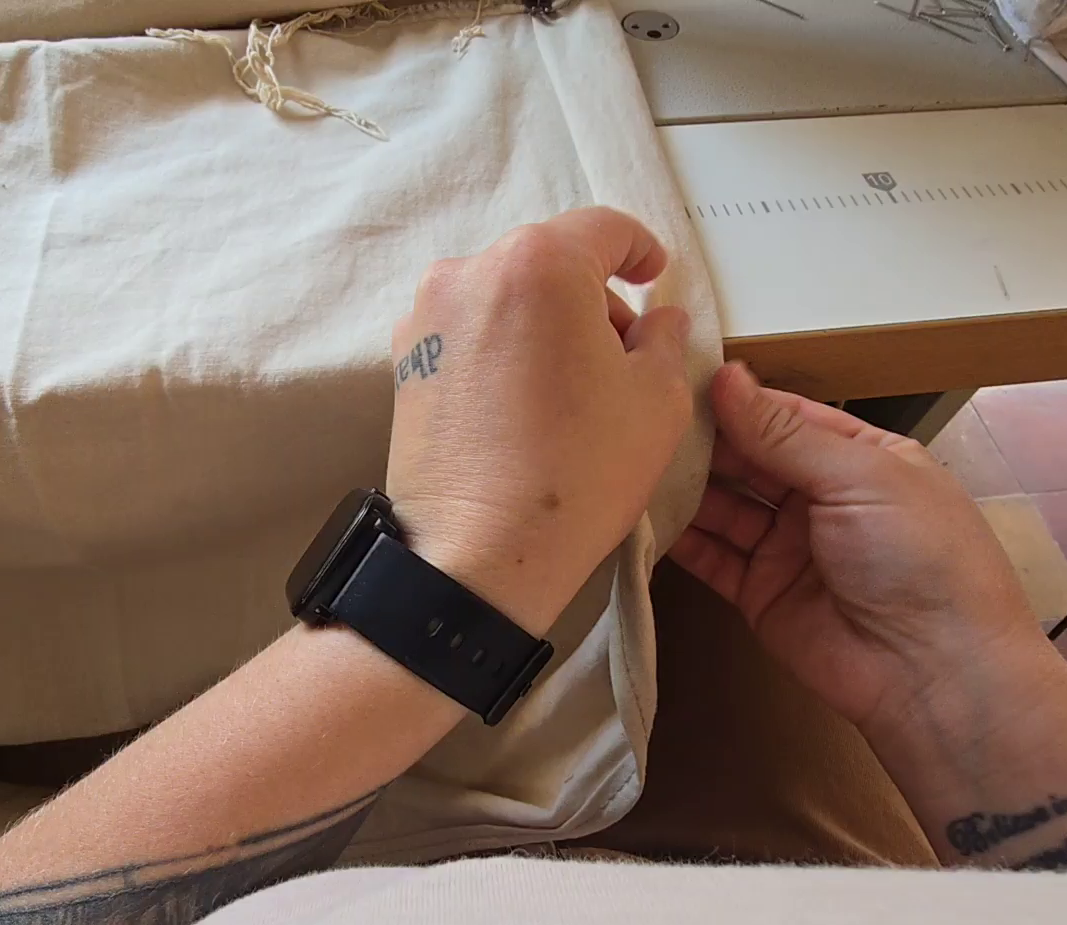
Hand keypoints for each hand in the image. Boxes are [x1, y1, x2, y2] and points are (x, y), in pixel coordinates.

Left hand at [386, 207, 692, 635]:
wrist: (477, 554)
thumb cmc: (579, 473)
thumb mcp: (656, 402)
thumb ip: (664, 339)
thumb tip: (656, 316)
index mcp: (538, 264)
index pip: (602, 229)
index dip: (639, 249)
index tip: (653, 275)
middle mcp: (468, 273)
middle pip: (547, 265)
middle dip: (590, 299)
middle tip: (619, 355)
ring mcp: (425, 320)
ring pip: (504, 299)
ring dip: (543, 326)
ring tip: (567, 389)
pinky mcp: (403, 366)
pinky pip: (468, 336)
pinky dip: (501, 351)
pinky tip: (520, 404)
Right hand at [669, 363, 1051, 735]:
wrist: (930, 673)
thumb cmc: (914, 557)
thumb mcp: (858, 478)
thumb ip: (782, 434)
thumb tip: (726, 375)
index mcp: (857, 459)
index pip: (784, 417)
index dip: (736, 402)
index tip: (678, 383)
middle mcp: (818, 498)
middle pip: (748, 461)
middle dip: (703, 446)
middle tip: (645, 427)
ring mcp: (785, 547)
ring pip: (723, 508)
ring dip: (685, 491)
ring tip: (633, 468)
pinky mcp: (756, 591)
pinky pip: (712, 557)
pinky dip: (680, 540)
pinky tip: (643, 519)